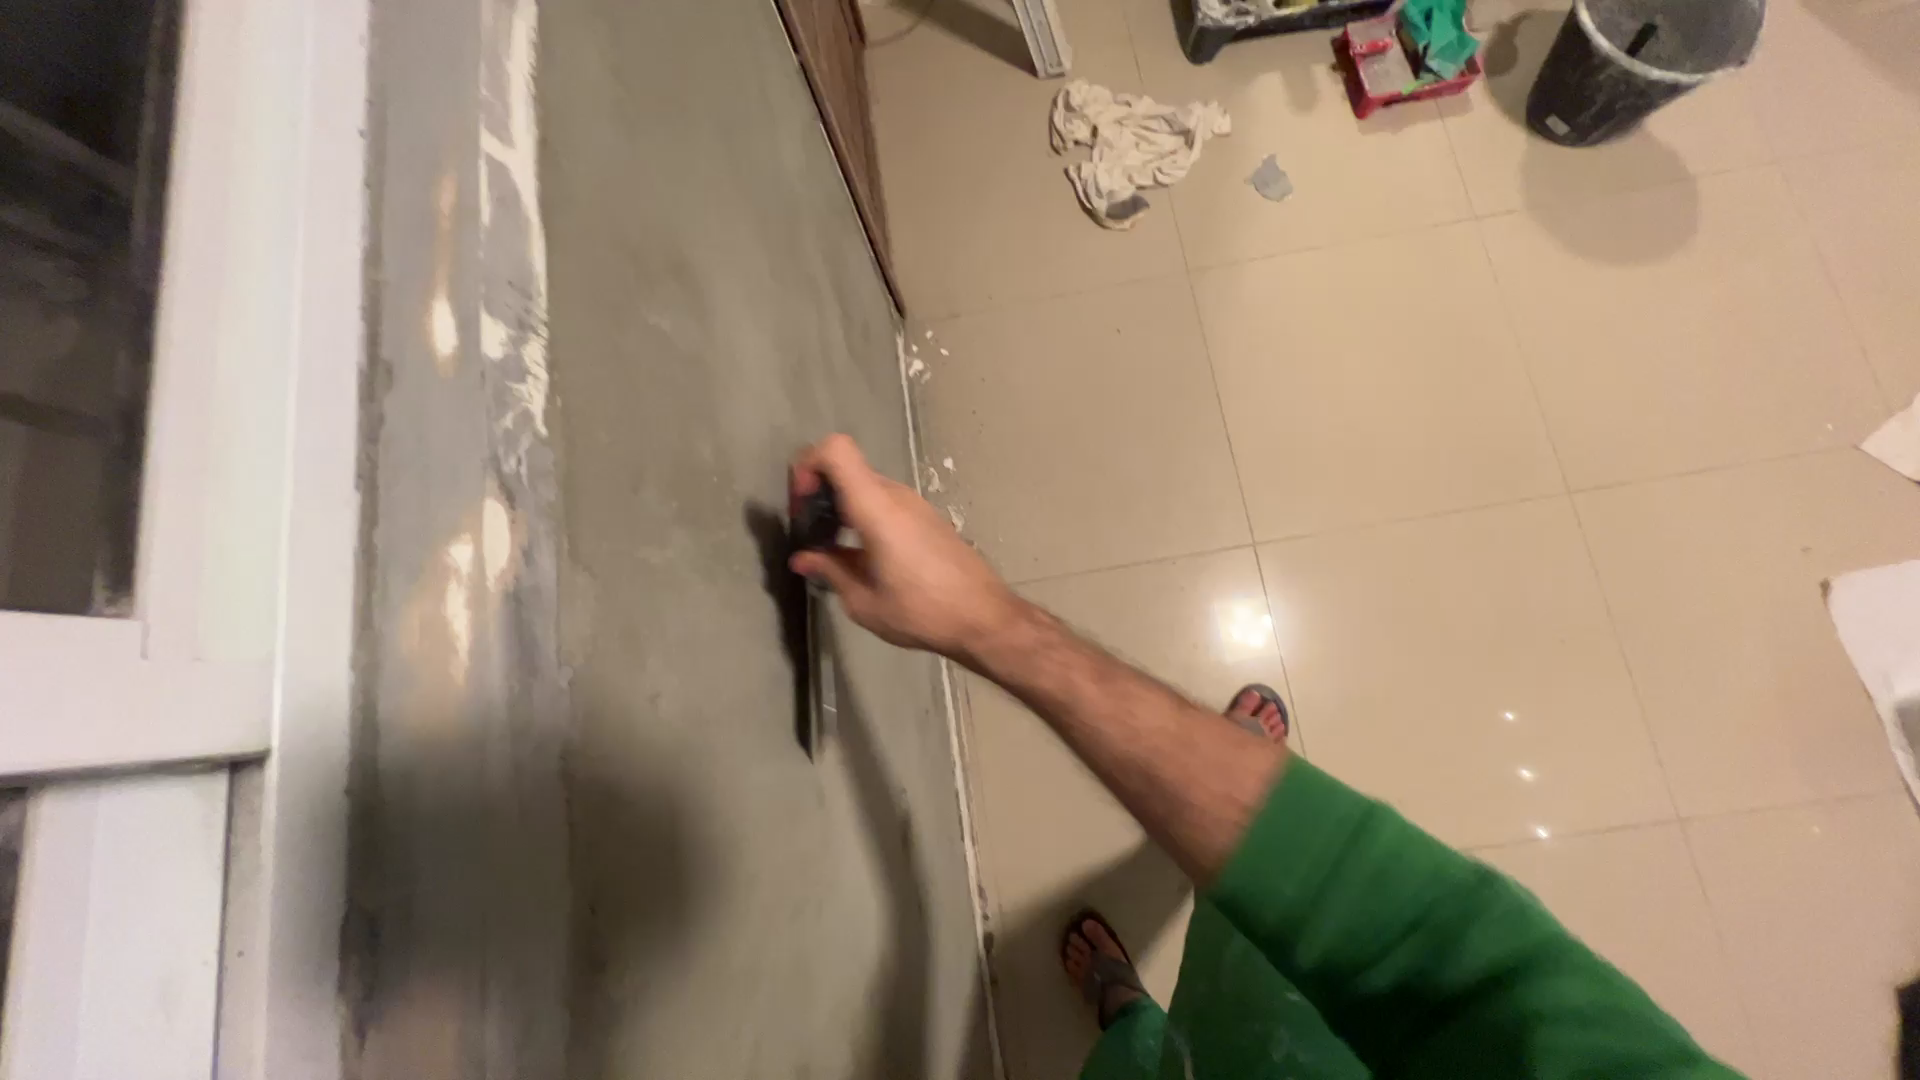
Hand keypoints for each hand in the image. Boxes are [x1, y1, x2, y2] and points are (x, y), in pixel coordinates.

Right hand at [789, 435, 1021, 660]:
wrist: (985, 618)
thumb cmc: (922, 611)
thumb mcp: (865, 602)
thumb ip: (831, 571)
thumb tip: (804, 558)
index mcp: (877, 508)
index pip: (836, 450)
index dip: (808, 465)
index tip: (801, 505)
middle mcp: (897, 496)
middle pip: (848, 469)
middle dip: (820, 494)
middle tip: (811, 534)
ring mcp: (916, 505)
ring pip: (867, 488)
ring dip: (843, 508)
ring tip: (835, 550)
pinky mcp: (928, 519)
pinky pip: (886, 504)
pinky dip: (865, 518)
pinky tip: (866, 557)